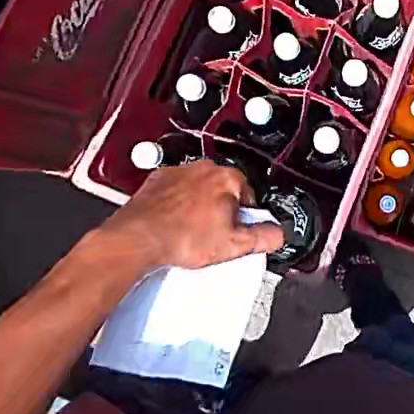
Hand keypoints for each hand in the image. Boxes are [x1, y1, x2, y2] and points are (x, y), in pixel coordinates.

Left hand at [91, 159, 286, 272]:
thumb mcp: (231, 245)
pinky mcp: (158, 179)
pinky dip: (176, 202)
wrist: (137, 238)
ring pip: (199, 187)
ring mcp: (180, 172)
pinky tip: (173, 223)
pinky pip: (175, 189)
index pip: (248, 194)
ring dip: (198, 204)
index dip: (244, 216)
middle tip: (214, 233)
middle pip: (223, 189)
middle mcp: (205, 168)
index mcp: (228, 178)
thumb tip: (277, 234)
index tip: (236, 229)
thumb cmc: (180, 238)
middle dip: (221, 208)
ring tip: (191, 231)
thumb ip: (261, 237)